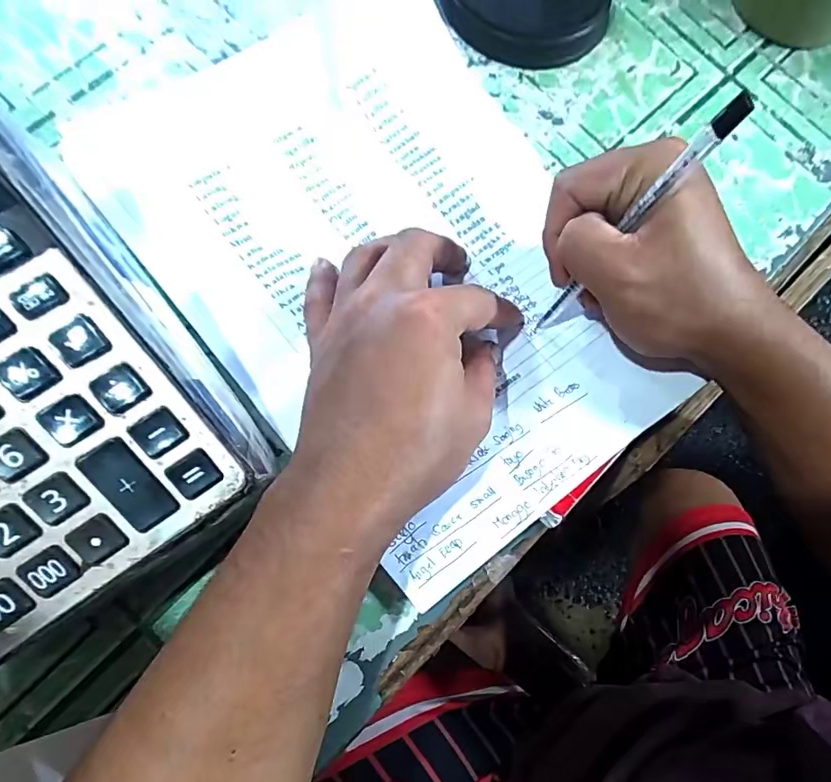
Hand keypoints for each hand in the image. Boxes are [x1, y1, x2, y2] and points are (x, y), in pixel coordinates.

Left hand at [289, 228, 522, 548]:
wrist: (349, 484)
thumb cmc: (420, 454)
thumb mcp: (474, 415)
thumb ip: (482, 371)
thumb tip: (480, 350)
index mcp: (430, 317)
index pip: (476, 299)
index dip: (500, 312)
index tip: (510, 325)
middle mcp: (384, 301)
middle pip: (414, 247)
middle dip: (446, 250)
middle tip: (461, 264)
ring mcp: (346, 317)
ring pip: (363, 255)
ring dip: (392, 249)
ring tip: (409, 261)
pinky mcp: (320, 340)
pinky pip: (320, 292)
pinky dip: (331, 274)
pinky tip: (335, 269)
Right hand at [543, 138, 785, 377]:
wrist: (734, 336)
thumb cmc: (678, 303)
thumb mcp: (614, 271)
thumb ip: (574, 242)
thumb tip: (569, 239)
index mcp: (650, 163)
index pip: (571, 186)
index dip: (556, 234)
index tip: (566, 281)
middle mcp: (659, 170)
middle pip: (587, 205)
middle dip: (580, 252)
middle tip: (591, 293)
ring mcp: (666, 201)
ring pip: (601, 228)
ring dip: (596, 268)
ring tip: (611, 299)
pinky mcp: (670, 229)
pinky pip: (622, 242)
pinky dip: (614, 271)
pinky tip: (626, 296)